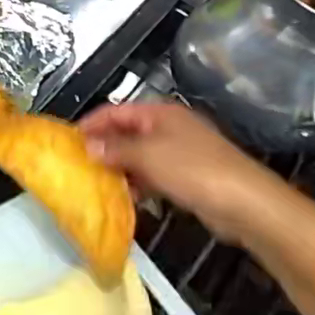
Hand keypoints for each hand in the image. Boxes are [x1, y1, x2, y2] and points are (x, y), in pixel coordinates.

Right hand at [79, 102, 281, 240]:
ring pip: (139, 155)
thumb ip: (115, 149)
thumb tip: (88, 145)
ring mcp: (180, 152)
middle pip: (127, 132)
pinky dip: (138, 182)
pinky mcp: (187, 177)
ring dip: (119, 167)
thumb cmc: (195, 170)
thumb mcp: (148, 156)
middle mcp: (169, 127)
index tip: (68, 138)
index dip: (92, 122)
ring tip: (95, 181)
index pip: (117, 110)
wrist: (246, 204)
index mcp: (160, 113)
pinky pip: (153, 175)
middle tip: (78, 163)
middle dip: (104, 146)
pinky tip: (125, 197)